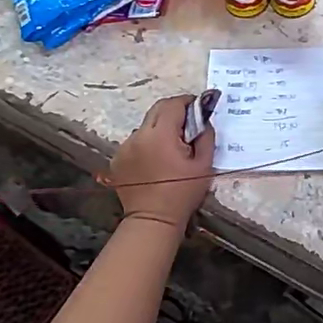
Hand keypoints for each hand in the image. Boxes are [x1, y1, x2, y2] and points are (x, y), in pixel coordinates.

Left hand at [107, 95, 214, 228]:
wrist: (154, 220)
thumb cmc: (183, 193)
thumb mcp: (204, 163)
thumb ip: (205, 135)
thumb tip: (203, 116)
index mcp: (161, 135)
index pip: (173, 104)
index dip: (187, 102)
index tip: (197, 109)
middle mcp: (139, 136)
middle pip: (157, 109)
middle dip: (173, 112)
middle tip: (187, 126)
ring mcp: (124, 147)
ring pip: (145, 125)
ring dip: (159, 129)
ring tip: (169, 148)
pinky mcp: (117, 159)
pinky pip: (135, 142)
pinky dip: (146, 144)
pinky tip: (155, 161)